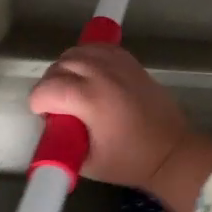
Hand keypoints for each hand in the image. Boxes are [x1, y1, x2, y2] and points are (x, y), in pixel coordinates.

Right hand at [27, 43, 193, 190]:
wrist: (172, 151)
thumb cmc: (131, 161)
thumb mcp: (87, 162)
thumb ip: (62, 143)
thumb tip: (50, 129)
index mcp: (92, 99)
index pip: (48, 88)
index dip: (38, 102)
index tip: (42, 115)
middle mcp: (104, 75)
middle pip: (61, 65)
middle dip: (50, 84)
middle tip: (55, 106)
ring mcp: (120, 65)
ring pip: (79, 52)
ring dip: (67, 67)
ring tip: (70, 89)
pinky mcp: (132, 63)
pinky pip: (100, 49)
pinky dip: (88, 57)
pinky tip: (88, 74)